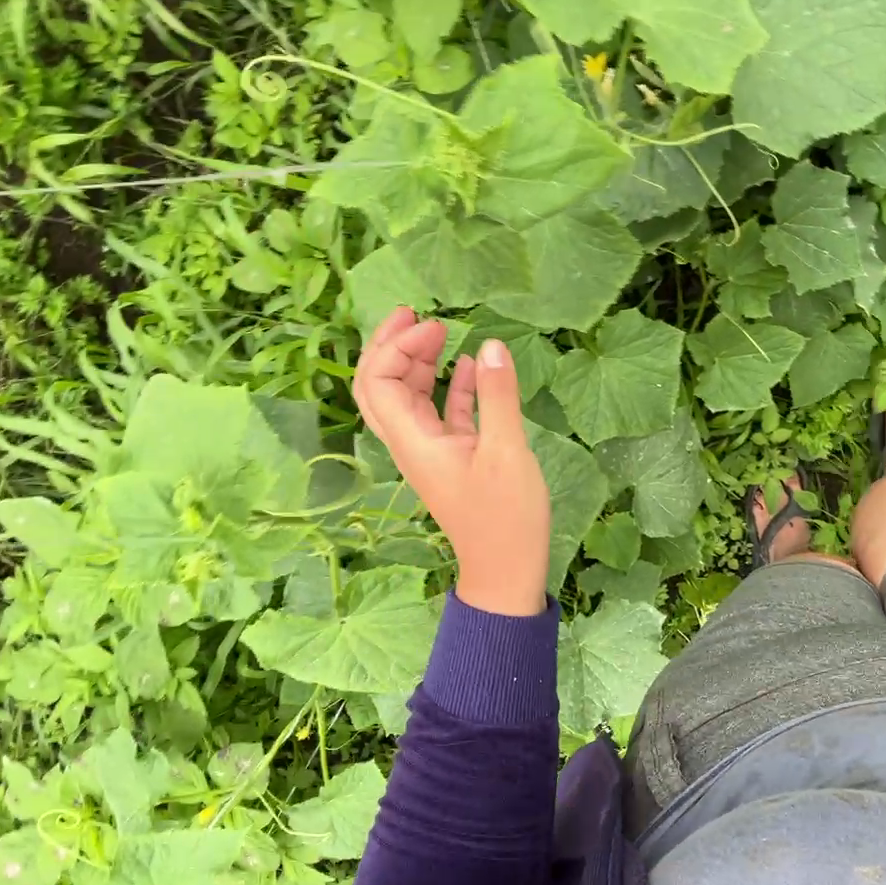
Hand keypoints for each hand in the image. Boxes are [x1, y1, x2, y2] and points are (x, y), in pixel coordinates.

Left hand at [353, 308, 550, 616]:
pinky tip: (472, 367)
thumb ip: (498, 396)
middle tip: (417, 314)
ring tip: (443, 332)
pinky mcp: (456, 460)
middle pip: (381, 387)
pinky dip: (450, 387)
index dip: (396, 346)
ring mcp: (433, 453)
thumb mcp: (507, 451)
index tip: (432, 324)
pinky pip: (442, 415)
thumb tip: (492, 345)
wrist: (508, 570)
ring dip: (420, 364)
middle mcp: (413, 444)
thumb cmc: (506, 515)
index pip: (378, 382)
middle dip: (393, 347)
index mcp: (413, 442)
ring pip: (410, 399)